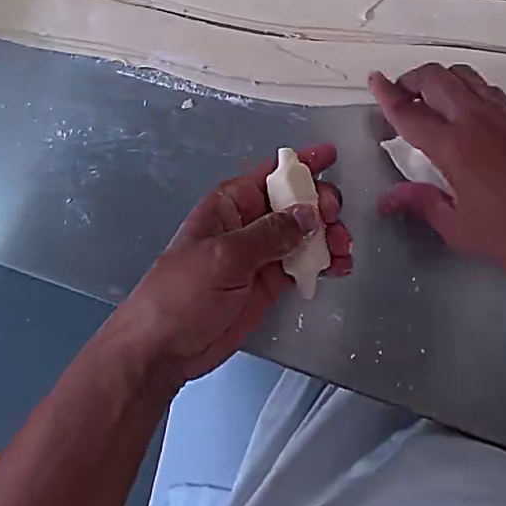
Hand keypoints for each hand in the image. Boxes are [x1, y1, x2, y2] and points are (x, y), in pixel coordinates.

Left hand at [102, 145, 353, 387]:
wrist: (162, 350)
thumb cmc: (181, 293)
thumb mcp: (226, 256)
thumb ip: (271, 234)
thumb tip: (310, 214)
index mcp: (232, 203)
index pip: (272, 173)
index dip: (301, 163)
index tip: (331, 156)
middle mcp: (250, 222)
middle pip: (296, 202)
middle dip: (321, 204)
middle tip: (335, 218)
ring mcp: (261, 253)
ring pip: (306, 233)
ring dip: (329, 236)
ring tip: (343, 249)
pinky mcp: (270, 281)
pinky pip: (304, 263)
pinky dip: (325, 263)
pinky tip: (339, 268)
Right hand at [371, 64, 505, 285]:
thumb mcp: (461, 230)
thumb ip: (423, 204)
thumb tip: (389, 199)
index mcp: (454, 146)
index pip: (410, 112)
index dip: (387, 95)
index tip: (374, 82)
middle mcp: (476, 120)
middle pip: (436, 78)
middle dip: (411, 79)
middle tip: (398, 93)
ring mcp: (503, 117)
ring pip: (464, 75)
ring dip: (440, 77)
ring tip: (428, 95)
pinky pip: (487, 88)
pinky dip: (467, 86)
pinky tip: (466, 107)